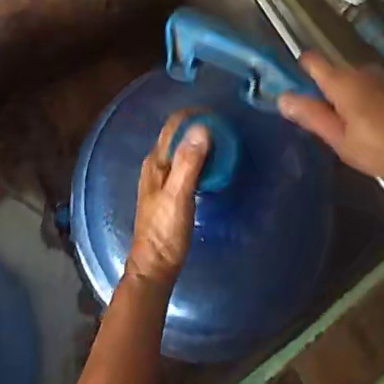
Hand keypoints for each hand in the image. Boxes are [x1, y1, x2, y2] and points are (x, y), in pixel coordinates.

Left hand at [125, 111, 210, 285]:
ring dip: (202, 143)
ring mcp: (163, 178)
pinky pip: (188, 165)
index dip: (195, 115)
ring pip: (184, 150)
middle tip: (228, 129)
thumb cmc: (165, 233)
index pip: (174, 125)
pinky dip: (202, 160)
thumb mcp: (178, 195)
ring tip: (227, 144)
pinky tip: (216, 167)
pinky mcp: (171, 191)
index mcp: (156, 161)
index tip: (220, 115)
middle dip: (201, 127)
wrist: (155, 268)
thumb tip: (202, 128)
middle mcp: (157, 165)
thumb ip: (188, 163)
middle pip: (179, 135)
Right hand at [277, 52, 383, 195]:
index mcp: (342, 81)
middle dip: (328, 92)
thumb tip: (282, 97)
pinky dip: (372, 101)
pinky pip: (376, 87)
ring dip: (352, 98)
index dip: (301, 71)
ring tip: (359, 131)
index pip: (311, 59)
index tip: (300, 95)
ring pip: (356, 80)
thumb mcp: (342, 142)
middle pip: (334, 71)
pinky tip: (383, 128)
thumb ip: (312, 116)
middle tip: (331, 126)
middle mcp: (362, 69)